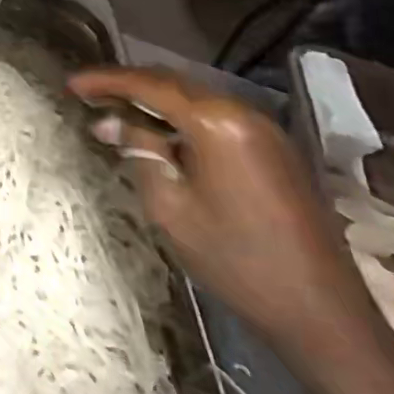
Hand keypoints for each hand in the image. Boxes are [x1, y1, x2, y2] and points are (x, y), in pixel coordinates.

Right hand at [66, 67, 393, 393]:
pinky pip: (216, 116)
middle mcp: (242, 111)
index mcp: (216, 122)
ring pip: (195, 98)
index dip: (105, 81)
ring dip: (155, 101)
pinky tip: (161, 135)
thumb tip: (112, 122)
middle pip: (173, 83)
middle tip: (90, 95)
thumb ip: (140, 151)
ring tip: (117, 114)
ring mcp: (264, 128)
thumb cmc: (235, 260)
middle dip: (128, 85)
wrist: (321, 313)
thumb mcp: (170, 207)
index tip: (72, 83)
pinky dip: (182, 117)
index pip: (148, 85)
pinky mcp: (274, 148)